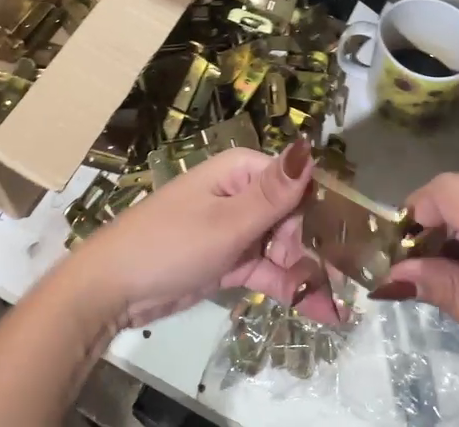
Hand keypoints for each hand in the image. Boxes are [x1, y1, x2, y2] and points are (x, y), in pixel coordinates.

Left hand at [60, 141, 343, 329]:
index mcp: (239, 171)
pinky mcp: (229, 261)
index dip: (319, 209)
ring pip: (284, 247)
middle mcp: (241, 194)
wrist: (112, 289)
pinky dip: (290, 288)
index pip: (294, 181)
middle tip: (344, 283)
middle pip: (293, 216)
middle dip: (317, 248)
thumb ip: (273, 194)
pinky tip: (323, 310)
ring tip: (343, 305)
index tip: (346, 241)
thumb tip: (309, 147)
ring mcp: (235, 230)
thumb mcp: (226, 222)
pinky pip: (267, 271)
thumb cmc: (170, 244)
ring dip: (310, 273)